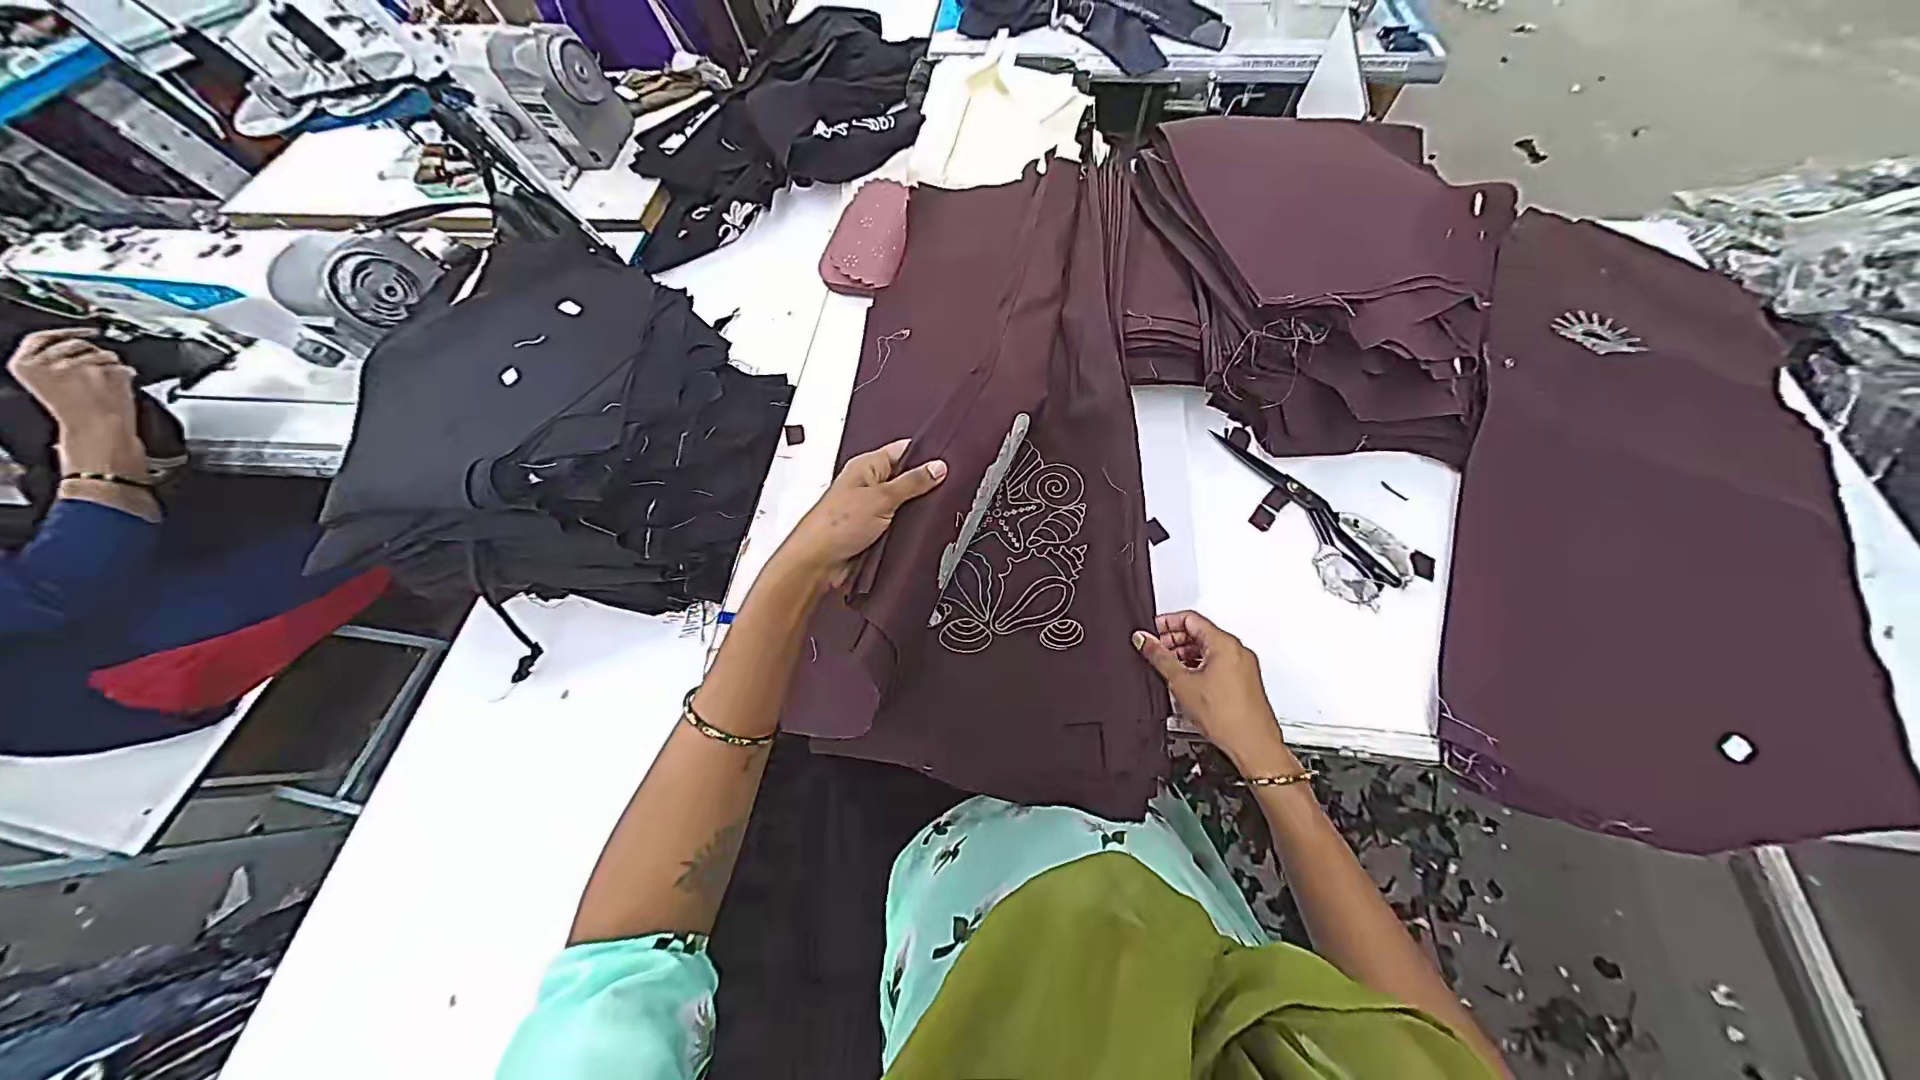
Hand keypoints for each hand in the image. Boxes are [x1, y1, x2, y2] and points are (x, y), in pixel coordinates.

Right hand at [7, 328, 137, 434]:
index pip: (41, 337)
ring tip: (107, 384)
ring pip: (104, 353)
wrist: (97, 428)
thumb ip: (51, 361)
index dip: (66, 332)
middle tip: (98, 373)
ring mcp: (76, 365)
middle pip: (77, 343)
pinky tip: (119, 388)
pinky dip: (127, 375)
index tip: (85, 330)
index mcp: (23, 364)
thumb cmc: (76, 410)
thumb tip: (75, 343)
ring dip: (112, 365)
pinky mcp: (103, 371)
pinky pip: (123, 366)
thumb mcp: (47, 381)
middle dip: (93, 354)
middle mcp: (45, 362)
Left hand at [776, 439, 947, 587]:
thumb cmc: (834, 525)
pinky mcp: (874, 530)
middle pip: (906, 478)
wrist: (818, 563)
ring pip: (905, 504)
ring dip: (916, 511)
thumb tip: (936, 468)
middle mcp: (869, 485)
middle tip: (945, 489)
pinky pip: (899, 524)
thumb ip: (912, 482)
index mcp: (867, 466)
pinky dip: (908, 528)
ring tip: (932, 512)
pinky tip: (919, 530)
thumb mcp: (881, 498)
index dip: (926, 454)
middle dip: (924, 486)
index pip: (904, 450)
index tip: (947, 461)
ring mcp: (872, 508)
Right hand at [1134, 610, 1300, 776]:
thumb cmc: (1227, 717)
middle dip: (1174, 638)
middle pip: (1200, 632)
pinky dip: (1199, 665)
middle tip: (1156, 648)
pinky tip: (1186, 680)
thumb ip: (1159, 657)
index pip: (1191, 619)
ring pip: (1208, 648)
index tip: (1152, 631)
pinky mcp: (1243, 679)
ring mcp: (1243, 665)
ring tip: (1168, 666)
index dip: (1167, 622)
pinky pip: (1218, 662)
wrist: (1253, 745)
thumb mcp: (1182, 682)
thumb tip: (1145, 640)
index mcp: (1224, 644)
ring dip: (1185, 653)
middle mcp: (1237, 650)